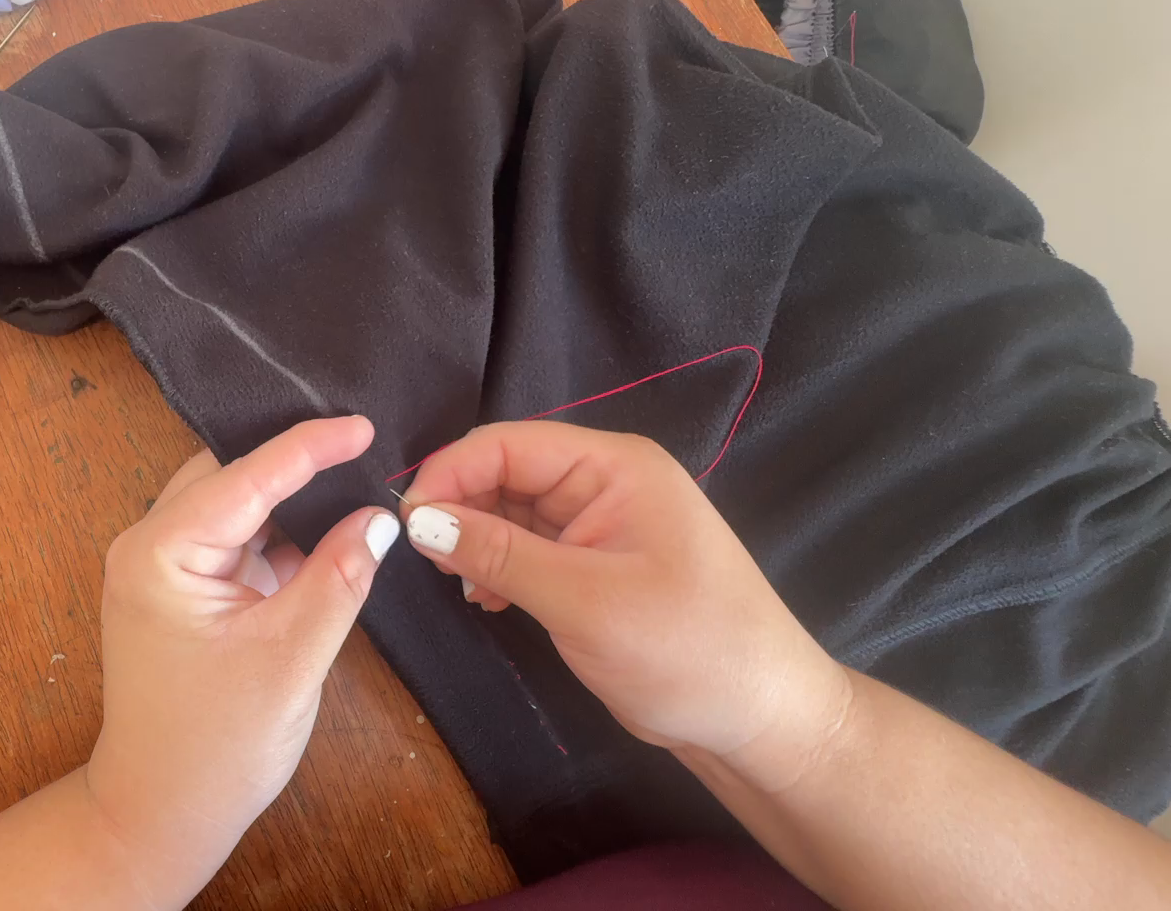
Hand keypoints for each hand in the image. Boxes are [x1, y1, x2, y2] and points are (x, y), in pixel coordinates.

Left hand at [85, 415, 400, 897]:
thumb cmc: (217, 745)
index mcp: (161, 553)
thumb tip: (379, 518)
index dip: (309, 446)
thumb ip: (337, 578)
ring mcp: (164, 563)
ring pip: (234, 503)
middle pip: (230, 476)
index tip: (363, 425)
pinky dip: (279, 531)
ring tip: (351, 475)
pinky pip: (236, 537)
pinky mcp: (184, 584)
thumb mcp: (290, 658)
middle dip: (294, 462)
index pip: (245, 477)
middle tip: (360, 444)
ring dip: (288, 496)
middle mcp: (151, 543)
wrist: (161, 815)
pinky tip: (323, 523)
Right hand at [399, 422, 850, 786]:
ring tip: (462, 584)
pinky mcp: (585, 559)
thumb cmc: (688, 652)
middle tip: (428, 557)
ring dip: (474, 541)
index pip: (507, 445)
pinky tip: (487, 599)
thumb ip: (498, 554)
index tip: (407, 520)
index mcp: (612, 465)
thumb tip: (417, 519)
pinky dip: (494, 565)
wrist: (762, 725)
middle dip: (460, 509)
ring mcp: (593, 521)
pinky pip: (521, 544)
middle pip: (503, 472)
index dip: (450, 473)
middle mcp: (600, 481)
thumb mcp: (584, 601)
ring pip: (505, 509)